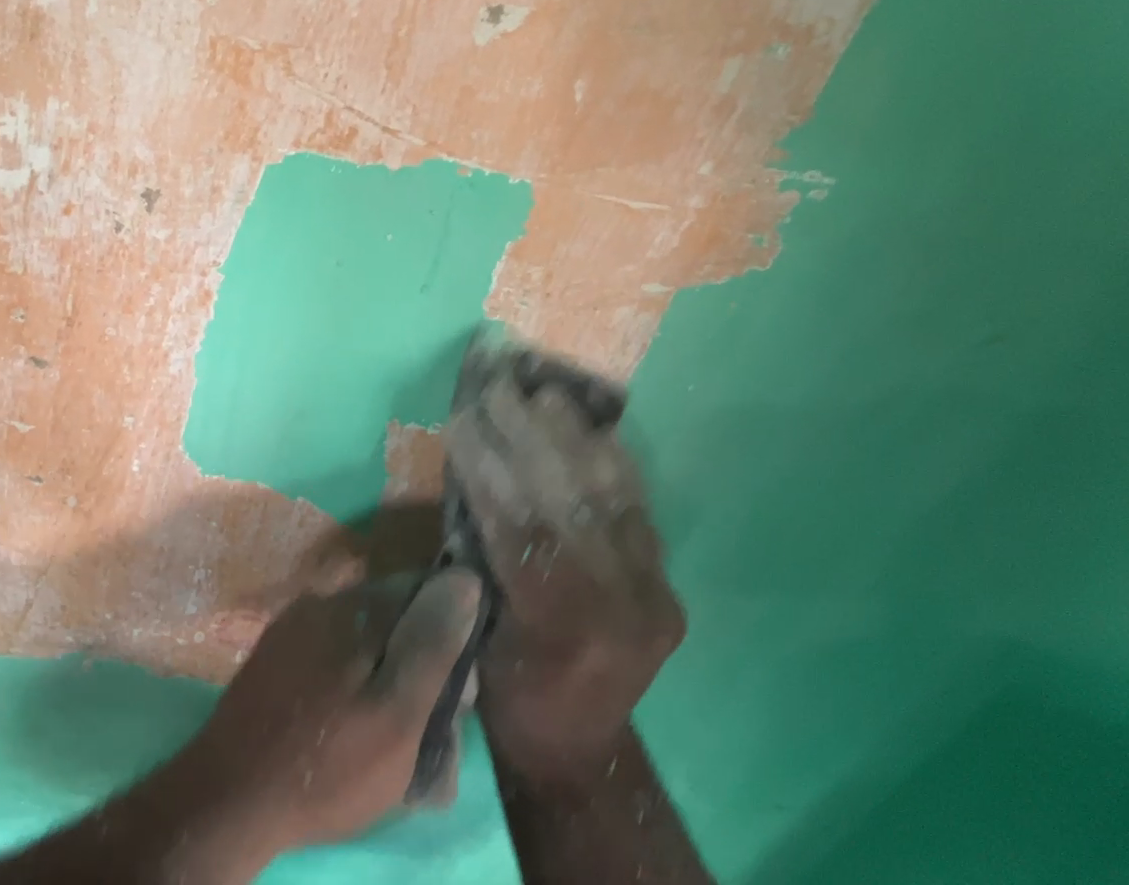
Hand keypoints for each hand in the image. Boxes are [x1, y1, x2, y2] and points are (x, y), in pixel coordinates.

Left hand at [170, 569, 483, 857]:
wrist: (232, 796)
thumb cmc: (328, 765)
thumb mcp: (398, 712)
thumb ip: (432, 643)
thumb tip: (465, 577)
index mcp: (352, 607)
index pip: (425, 595)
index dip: (453, 642)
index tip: (459, 694)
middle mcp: (321, 604)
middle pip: (395, 624)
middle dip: (423, 673)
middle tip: (431, 737)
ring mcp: (293, 632)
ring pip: (367, 649)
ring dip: (392, 691)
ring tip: (400, 753)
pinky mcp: (277, 662)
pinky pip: (335, 666)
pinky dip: (358, 697)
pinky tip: (358, 740)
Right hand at [447, 380, 685, 785]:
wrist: (576, 743)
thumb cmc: (504, 694)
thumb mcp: (471, 633)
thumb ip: (474, 560)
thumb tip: (469, 480)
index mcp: (560, 628)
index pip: (521, 529)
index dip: (489, 468)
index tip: (461, 418)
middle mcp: (621, 608)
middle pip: (571, 503)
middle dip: (528, 436)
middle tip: (498, 385)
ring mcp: (653, 594)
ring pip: (612, 499)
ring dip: (571, 437)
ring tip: (540, 389)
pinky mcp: (666, 585)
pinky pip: (638, 511)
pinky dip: (609, 463)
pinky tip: (585, 426)